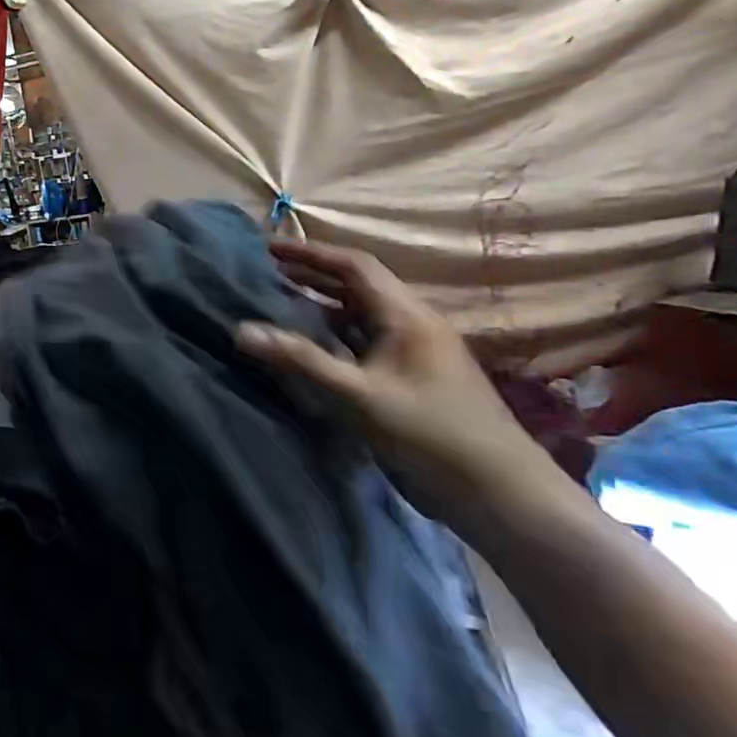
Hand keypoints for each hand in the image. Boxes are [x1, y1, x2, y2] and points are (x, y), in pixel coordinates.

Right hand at [235, 240, 551, 491]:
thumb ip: (302, 361)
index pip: (354, 266)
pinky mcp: (413, 376)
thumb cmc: (428, 432)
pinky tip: (315, 347)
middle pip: (358, 286)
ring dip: (325, 306)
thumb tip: (242, 331)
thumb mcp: (359, 395)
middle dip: (314, 276)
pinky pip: (369, 342)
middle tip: (269, 272)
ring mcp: (415, 350)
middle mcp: (412, 322)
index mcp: (406, 314)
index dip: (310, 253)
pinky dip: (338, 337)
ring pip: (363, 316)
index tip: (269, 249)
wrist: (495, 487)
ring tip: (282, 303)